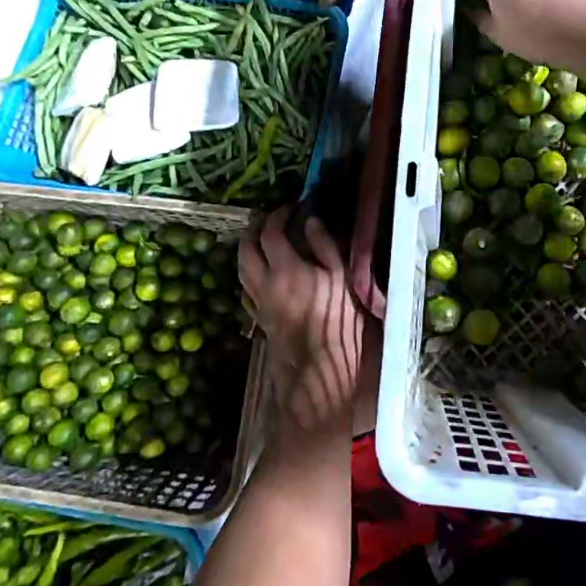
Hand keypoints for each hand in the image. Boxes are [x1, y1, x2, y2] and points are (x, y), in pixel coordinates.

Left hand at [239, 208, 363, 430]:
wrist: (323, 378)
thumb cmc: (341, 328)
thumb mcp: (344, 282)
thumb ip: (326, 248)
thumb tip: (311, 221)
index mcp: (286, 269)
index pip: (270, 231)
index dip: (279, 214)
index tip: (292, 207)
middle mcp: (265, 284)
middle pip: (246, 248)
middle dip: (255, 229)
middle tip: (271, 220)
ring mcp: (260, 305)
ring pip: (242, 270)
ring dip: (249, 251)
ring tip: (264, 244)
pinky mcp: (261, 323)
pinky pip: (247, 292)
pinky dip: (251, 277)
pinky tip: (263, 278)